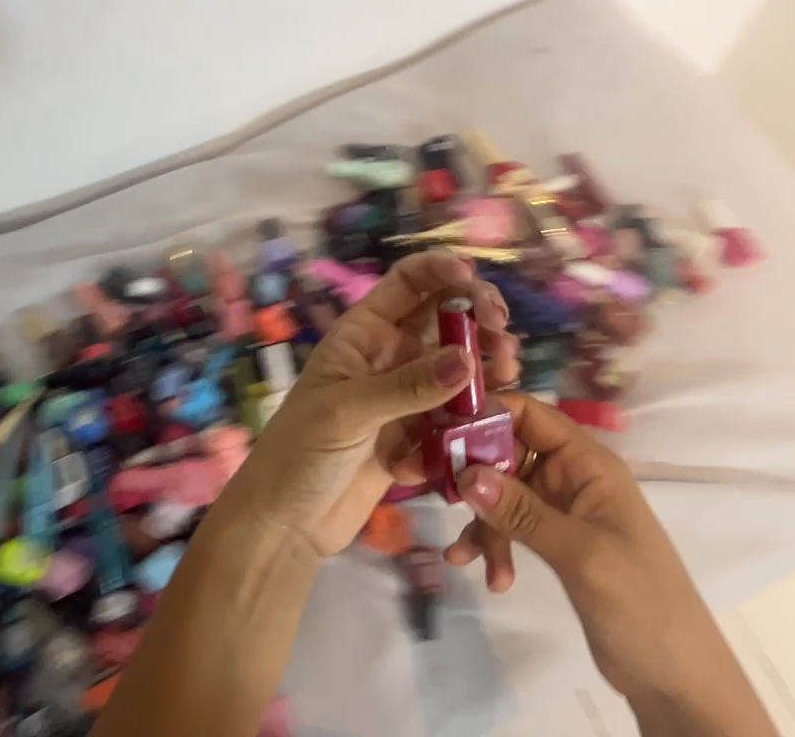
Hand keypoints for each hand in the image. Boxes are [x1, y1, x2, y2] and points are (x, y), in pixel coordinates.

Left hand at [210, 250, 518, 558]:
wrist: (286, 524)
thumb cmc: (300, 452)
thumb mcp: (347, 411)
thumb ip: (407, 386)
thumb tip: (467, 359)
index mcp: (363, 333)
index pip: (407, 283)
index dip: (440, 270)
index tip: (473, 278)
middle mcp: (390, 356)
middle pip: (444, 319)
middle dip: (477, 317)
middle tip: (503, 333)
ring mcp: (407, 396)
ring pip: (458, 367)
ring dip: (485, 365)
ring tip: (508, 373)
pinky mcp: (420, 436)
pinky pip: (457, 415)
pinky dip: (474, 415)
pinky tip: (483, 426)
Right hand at [447, 396, 773, 732]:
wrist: (676, 676)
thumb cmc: (642, 602)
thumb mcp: (581, 554)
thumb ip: (522, 511)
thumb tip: (465, 473)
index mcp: (588, 462)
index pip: (530, 414)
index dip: (485, 414)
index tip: (439, 432)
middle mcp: (572, 475)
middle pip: (507, 451)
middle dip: (472, 474)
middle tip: (435, 494)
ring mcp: (561, 508)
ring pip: (502, 492)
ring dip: (483, 523)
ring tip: (468, 557)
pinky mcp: (553, 540)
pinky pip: (509, 526)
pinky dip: (493, 545)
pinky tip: (487, 575)